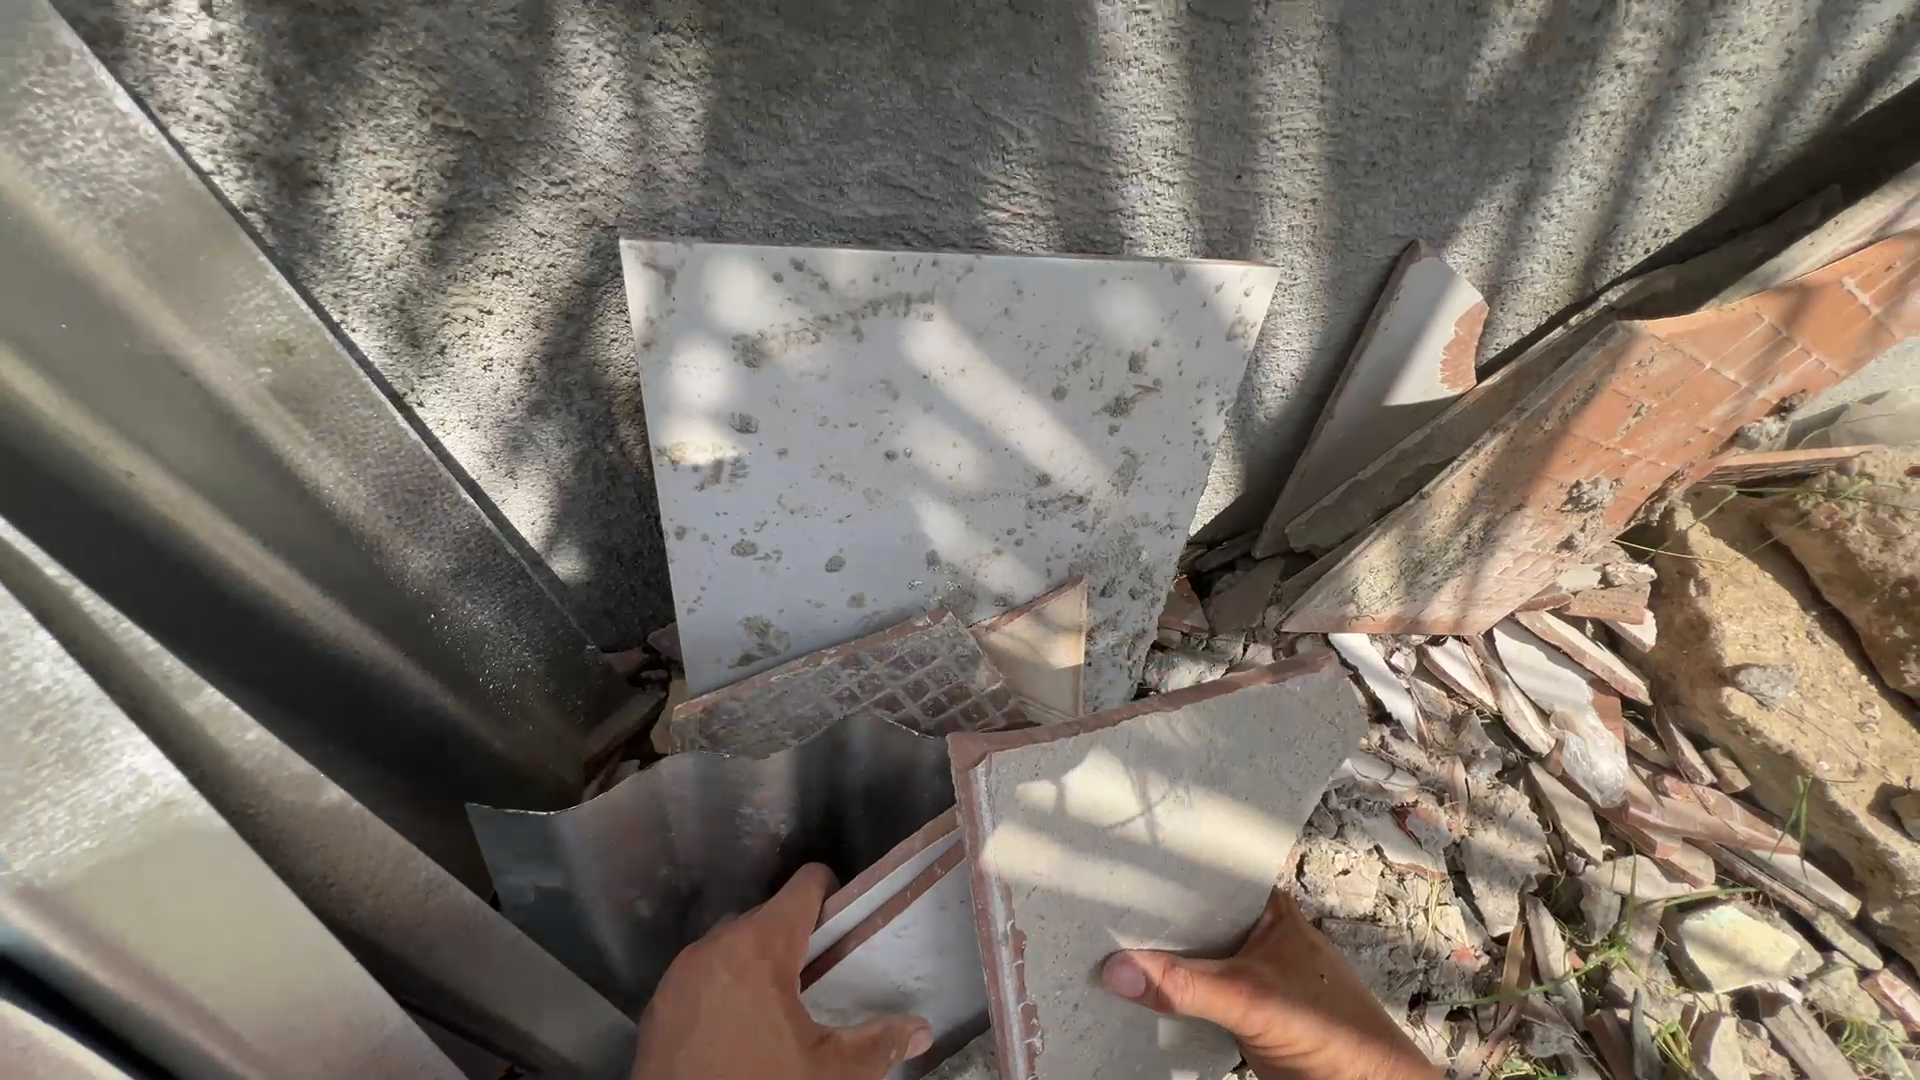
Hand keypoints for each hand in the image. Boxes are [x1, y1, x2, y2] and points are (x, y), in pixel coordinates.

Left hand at [632, 863, 934, 1078]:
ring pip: (731, 941)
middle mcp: (718, 943)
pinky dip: (721, 983)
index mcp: (762, 945)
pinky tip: (735, 1025)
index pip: (805, 884)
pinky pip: (700, 971)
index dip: (830, 891)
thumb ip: (877, 1044)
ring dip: (755, 958)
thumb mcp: (828, 1074)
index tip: (843, 919)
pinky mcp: (658, 1002)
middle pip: (768, 914)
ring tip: (776, 1002)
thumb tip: (921, 1032)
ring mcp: (681, 972)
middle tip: (818, 973)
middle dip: (794, 934)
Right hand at [1100, 889, 1437, 1079]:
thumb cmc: (1336, 1034)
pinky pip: (1189, 988)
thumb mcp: (1251, 1000)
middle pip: (1188, 914)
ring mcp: (1243, 969)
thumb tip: (1116, 970)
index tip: (1104, 863)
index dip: (1157, 870)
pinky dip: (1164, 989)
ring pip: (1186, 952)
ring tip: (1097, 937)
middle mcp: (1251, 929)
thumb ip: (1185, 986)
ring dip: (1153, 955)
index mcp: (1262, 903)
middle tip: (1089, 902)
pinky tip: (1130, 983)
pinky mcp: (1236, 1007)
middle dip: (1146, 915)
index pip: (1202, 873)